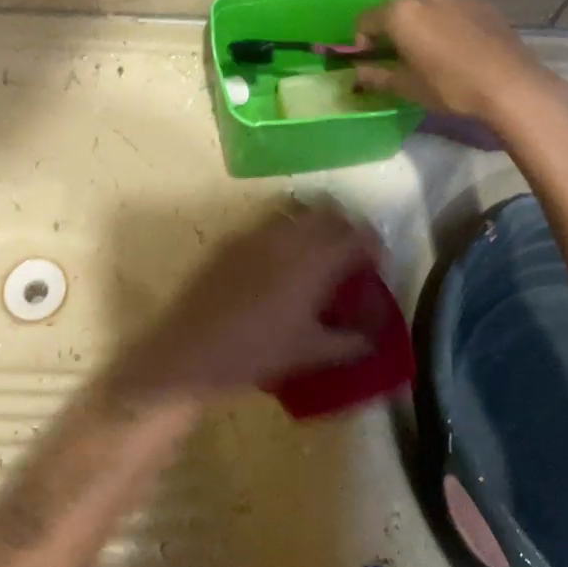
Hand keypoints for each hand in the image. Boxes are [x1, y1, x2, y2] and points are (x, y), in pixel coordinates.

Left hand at [114, 203, 380, 400]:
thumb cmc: (257, 353)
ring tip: (318, 255)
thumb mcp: (311, 353)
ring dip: (315, 226)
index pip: (357, 236)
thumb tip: (372, 338)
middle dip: (346, 229)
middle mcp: (289, 236)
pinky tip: (282, 262)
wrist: (191, 352)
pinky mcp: (233, 240)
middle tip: (351, 256)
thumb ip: (349, 342)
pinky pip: (270, 223)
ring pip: (298, 213)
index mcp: (315, 260)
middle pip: (329, 214)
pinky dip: (286, 232)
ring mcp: (257, 234)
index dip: (373, 246)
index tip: (377, 263)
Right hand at [352, 0, 563, 122]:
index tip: (369, 62)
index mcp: (400, 13)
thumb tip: (357, 74)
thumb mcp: (407, 87)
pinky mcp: (482, 4)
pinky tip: (459, 49)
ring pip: (427, 8)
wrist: (510, 85)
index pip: (365, 20)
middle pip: (396, 10)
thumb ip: (377, 76)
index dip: (361, 41)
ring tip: (431, 53)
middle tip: (400, 58)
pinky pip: (453, 11)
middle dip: (392, 30)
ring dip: (421, 25)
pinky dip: (447, 24)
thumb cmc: (450, 87)